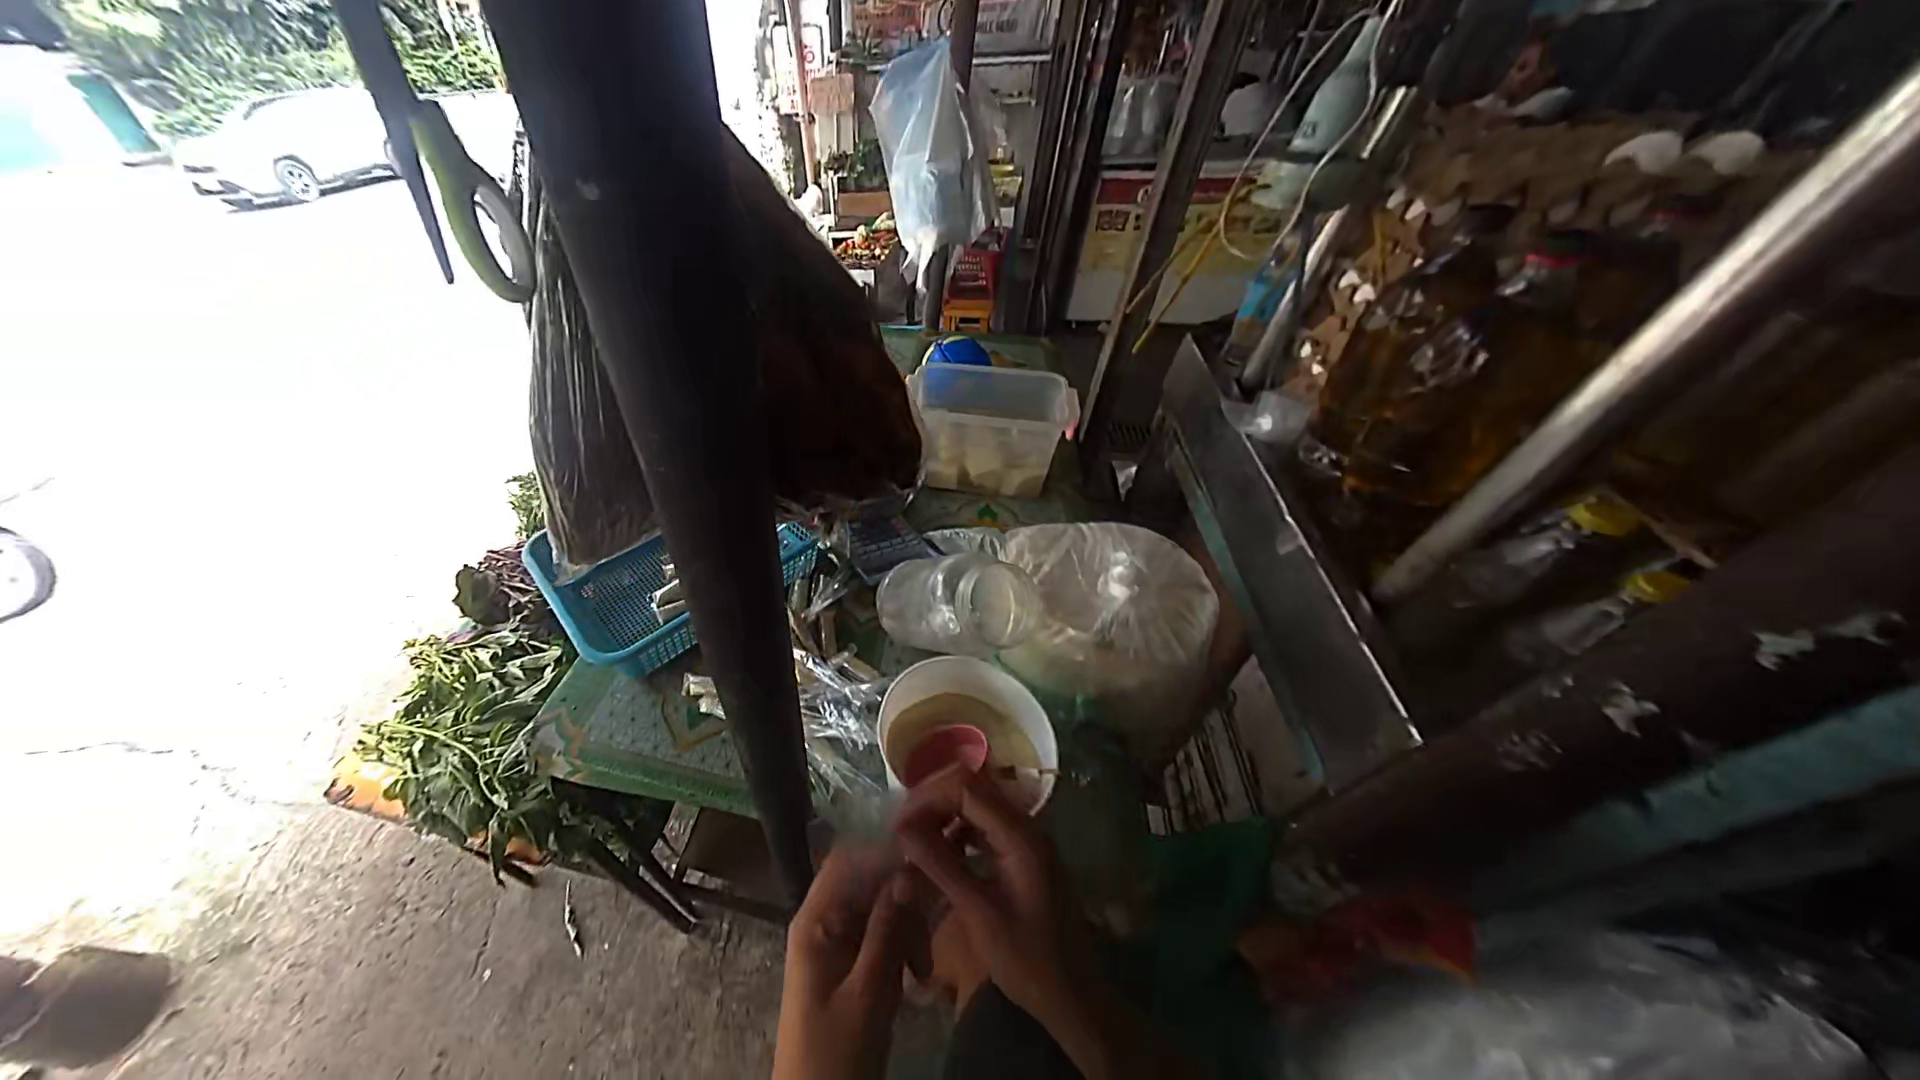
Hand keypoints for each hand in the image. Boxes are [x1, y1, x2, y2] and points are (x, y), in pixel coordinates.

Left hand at [772, 845, 914, 1079]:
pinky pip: (885, 934)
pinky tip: (918, 975)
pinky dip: (905, 947)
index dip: (884, 850)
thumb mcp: (867, 992)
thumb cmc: (835, 1054)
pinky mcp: (855, 962)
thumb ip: (886, 928)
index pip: (847, 859)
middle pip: (870, 881)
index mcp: (815, 920)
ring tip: (924, 967)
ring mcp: (840, 942)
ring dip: (909, 927)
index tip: (926, 857)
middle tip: (931, 925)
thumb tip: (907, 872)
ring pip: (883, 907)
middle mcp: (826, 921)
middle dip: (905, 898)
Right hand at [894, 769, 1097, 1053]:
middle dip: (934, 803)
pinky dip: (960, 832)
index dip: (928, 800)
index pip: (967, 789)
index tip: (898, 826)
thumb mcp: (979, 914)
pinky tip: (939, 854)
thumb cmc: (1027, 960)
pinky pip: (986, 826)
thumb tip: (902, 831)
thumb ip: (941, 866)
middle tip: (902, 831)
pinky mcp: (1023, 852)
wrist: (1073, 995)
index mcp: (1020, 835)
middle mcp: (1026, 825)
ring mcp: (1027, 838)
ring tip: (914, 842)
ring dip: (945, 816)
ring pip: (978, 805)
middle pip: (973, 789)